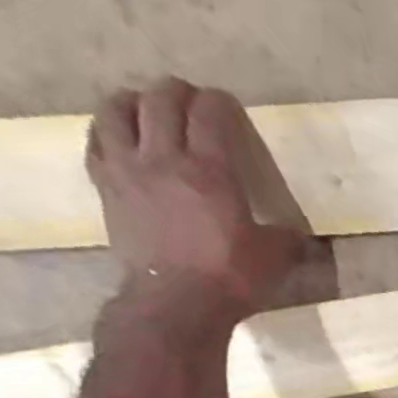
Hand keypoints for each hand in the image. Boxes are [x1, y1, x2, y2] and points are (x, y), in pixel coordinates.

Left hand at [86, 78, 306, 319]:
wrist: (176, 304)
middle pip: (161, 100)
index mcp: (211, 170)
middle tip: (190, 100)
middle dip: (178, 92)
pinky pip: (97, 144)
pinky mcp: (107, 190)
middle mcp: (165, 158)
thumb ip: (287, 239)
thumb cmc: (231, 278)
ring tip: (145, 107)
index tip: (228, 106)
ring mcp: (129, 171)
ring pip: (118, 111)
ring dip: (133, 101)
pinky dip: (107, 132)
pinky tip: (117, 138)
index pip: (210, 114)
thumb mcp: (275, 259)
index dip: (220, 102)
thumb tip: (301, 237)